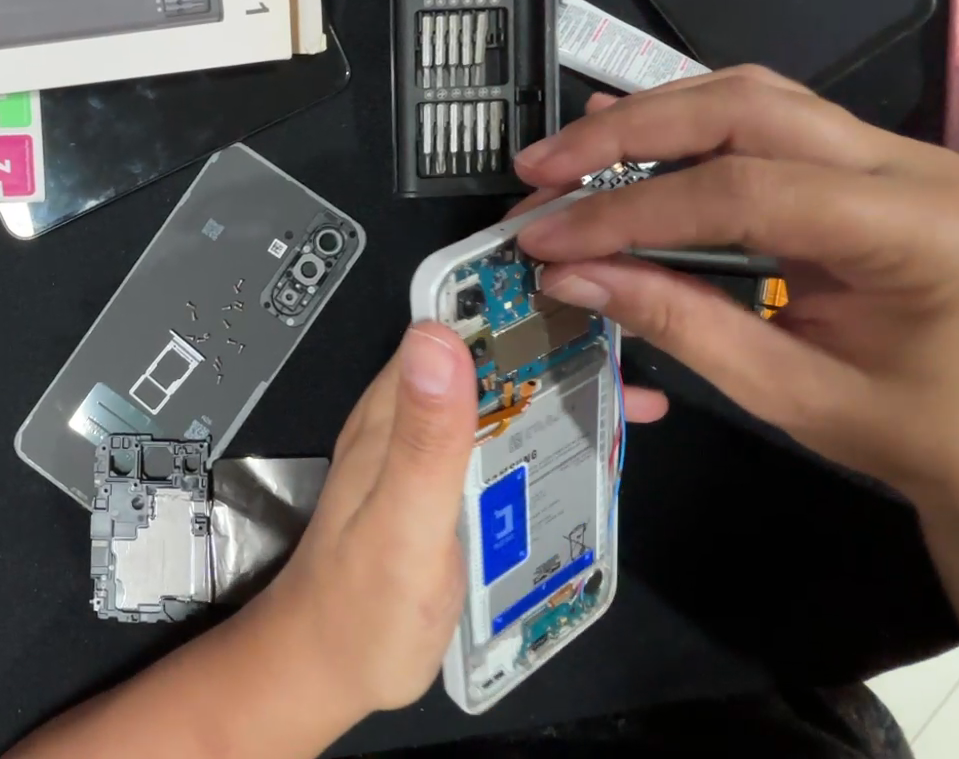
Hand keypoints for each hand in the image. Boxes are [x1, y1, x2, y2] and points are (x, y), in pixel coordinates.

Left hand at [251, 323, 666, 716]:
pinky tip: (582, 450)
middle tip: (629, 353)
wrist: (329, 666)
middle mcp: (406, 420)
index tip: (580, 293)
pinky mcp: (439, 488)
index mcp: (393, 412)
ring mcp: (423, 454)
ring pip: (495, 399)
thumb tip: (436, 335)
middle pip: (482, 362)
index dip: (509, 306)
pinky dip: (542, 434)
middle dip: (551, 349)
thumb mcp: (401, 519)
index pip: (450, 330)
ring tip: (627, 399)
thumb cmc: (363, 605)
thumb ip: (423, 435)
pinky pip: (497, 442)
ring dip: (555, 391)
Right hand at [508, 66, 958, 502]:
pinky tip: (616, 129)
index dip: (626, 210)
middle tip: (537, 171)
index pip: (742, 192)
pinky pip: (754, 112)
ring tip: (562, 157)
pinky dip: (674, 120)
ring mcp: (887, 149)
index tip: (541, 236)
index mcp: (920, 234)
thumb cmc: (906, 427)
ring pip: (744, 94)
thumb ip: (673, 320)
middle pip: (742, 109)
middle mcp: (913, 165)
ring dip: (641, 118)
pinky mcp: (854, 154)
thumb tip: (565, 274)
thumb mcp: (781, 390)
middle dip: (623, 135)